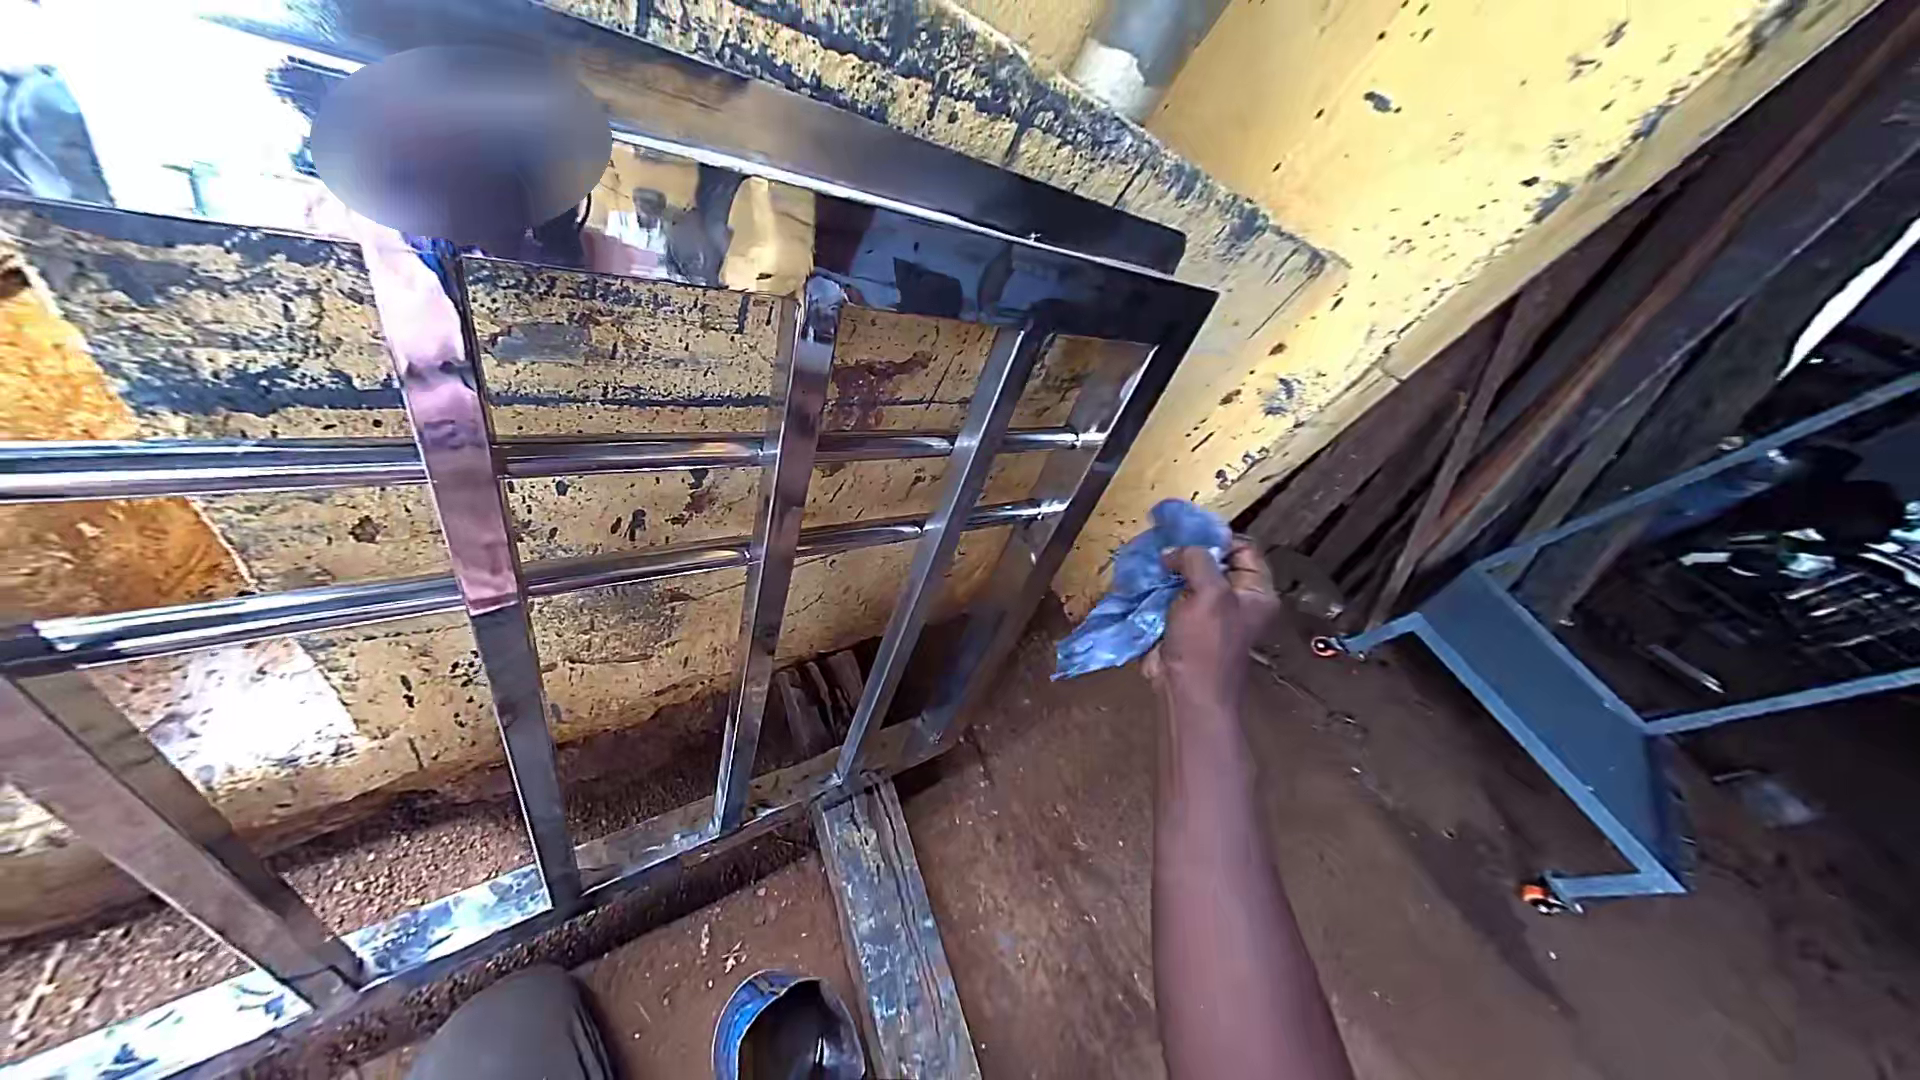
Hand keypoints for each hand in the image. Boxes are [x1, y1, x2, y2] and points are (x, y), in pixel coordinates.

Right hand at [1144, 537, 1279, 704]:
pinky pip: (1172, 593)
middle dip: (1189, 551)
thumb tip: (1173, 552)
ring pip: (1189, 576)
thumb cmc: (1206, 644)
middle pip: (1214, 561)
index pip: (1244, 549)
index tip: (1189, 534)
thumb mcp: (1210, 592)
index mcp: (1256, 592)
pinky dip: (1158, 584)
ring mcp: (1207, 610)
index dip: (1218, 538)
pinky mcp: (1182, 620)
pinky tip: (1145, 576)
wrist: (1185, 689)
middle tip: (1165, 542)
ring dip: (1170, 568)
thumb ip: (1197, 560)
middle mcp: (1235, 598)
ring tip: (1152, 557)